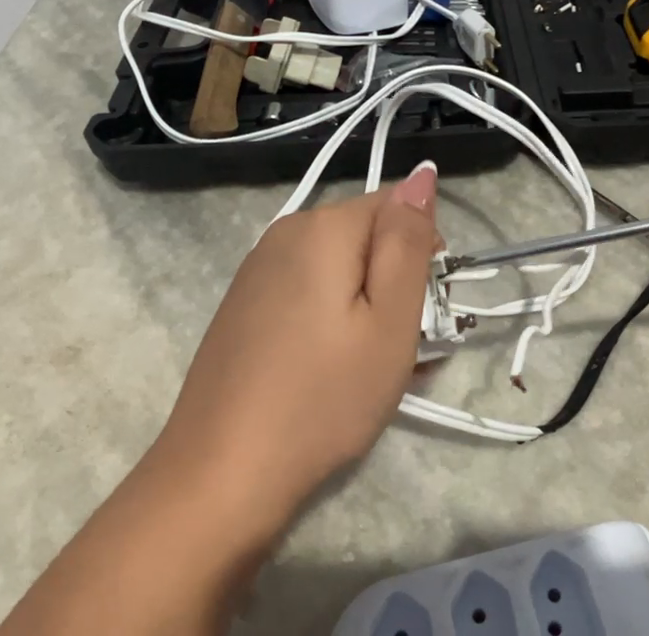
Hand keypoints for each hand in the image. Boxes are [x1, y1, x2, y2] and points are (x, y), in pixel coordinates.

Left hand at [0, 163, 438, 635]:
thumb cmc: (322, 399)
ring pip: (338, 269)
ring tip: (370, 370)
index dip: (424, 255)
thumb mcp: (389, 322)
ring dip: (366, 306)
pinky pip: (306, 293)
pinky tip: (331, 372)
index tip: (428, 314)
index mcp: (321, 227)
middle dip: (395, 282)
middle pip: (366, 237)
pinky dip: (331, 321)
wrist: (220, 475)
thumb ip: (407, 240)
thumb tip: (422, 173)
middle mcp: (283, 233)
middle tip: (404, 350)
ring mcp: (256, 270)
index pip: (397, 207)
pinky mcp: (242, 307)